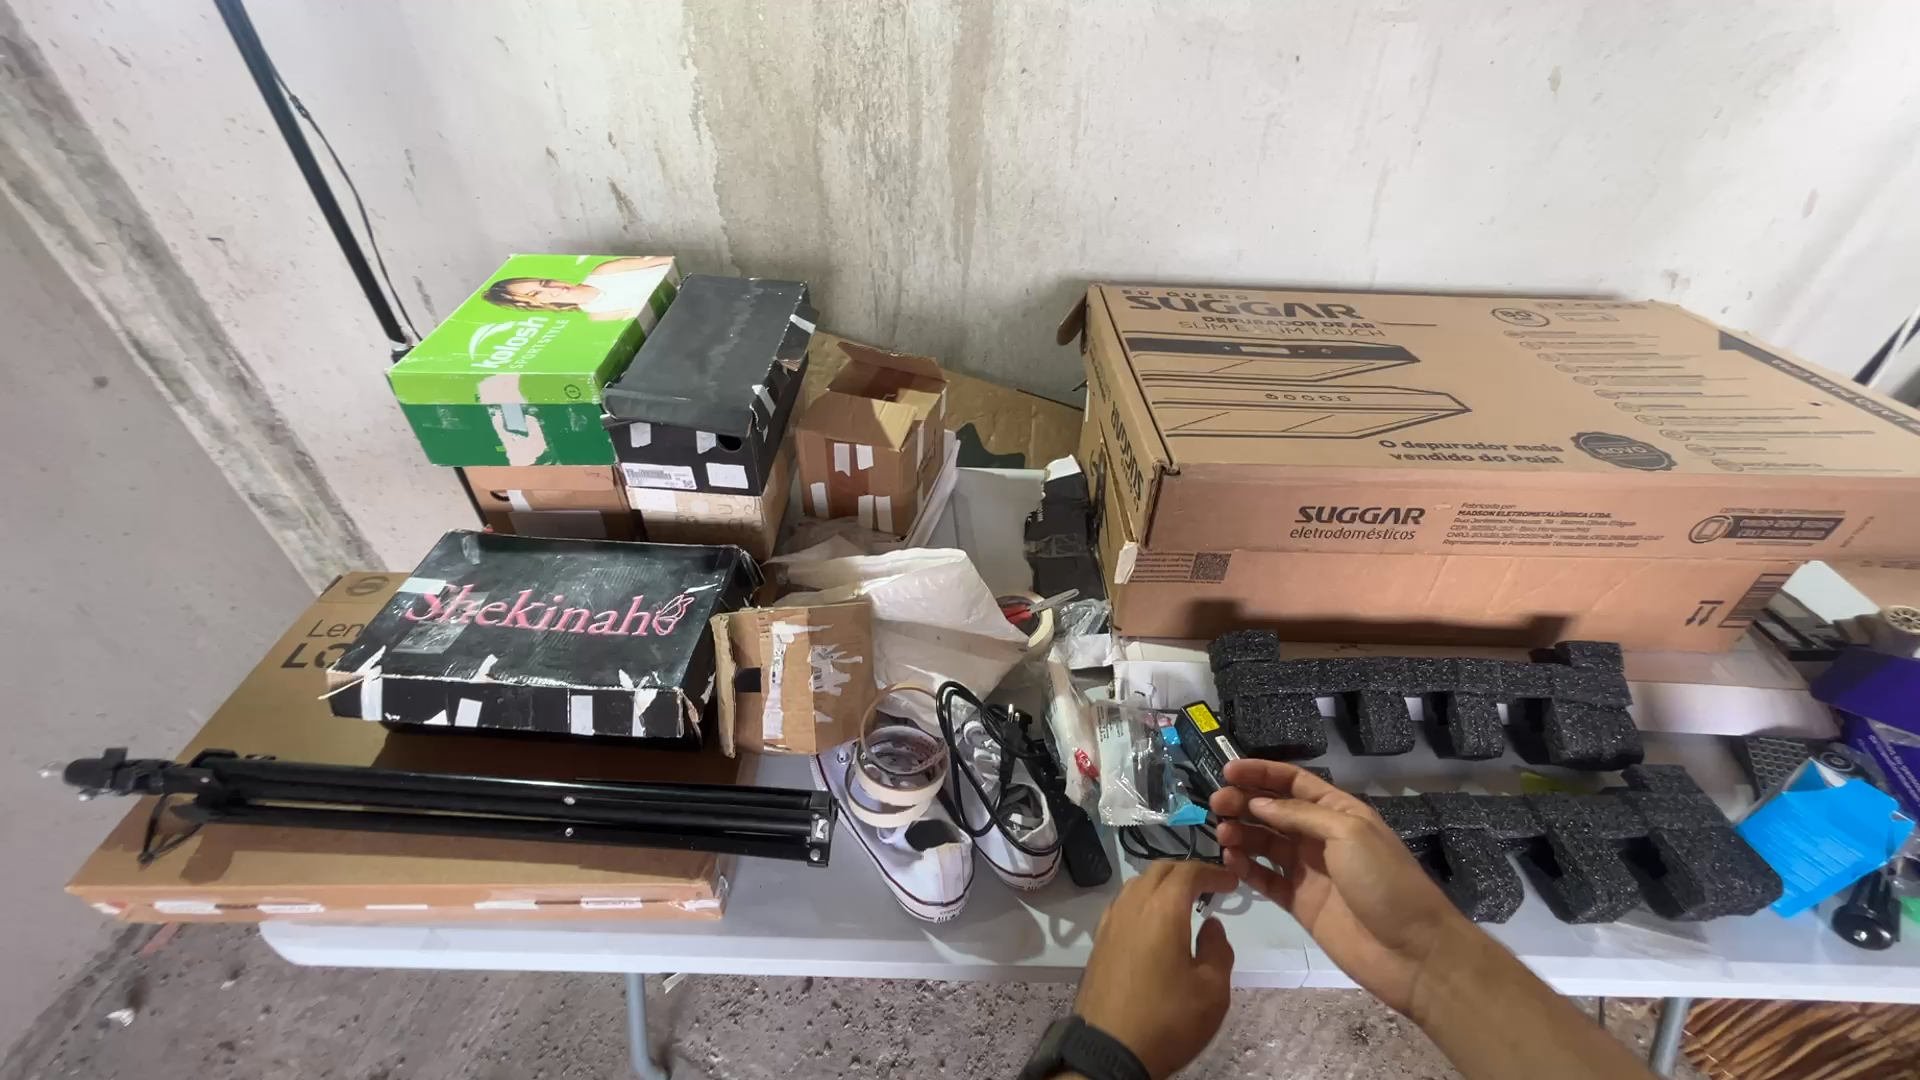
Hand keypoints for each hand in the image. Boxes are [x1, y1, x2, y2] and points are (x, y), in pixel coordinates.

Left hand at [1074, 859, 1239, 1079]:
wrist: (1109, 1047)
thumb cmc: (1167, 1019)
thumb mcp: (1211, 991)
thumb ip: (1217, 949)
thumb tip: (1210, 924)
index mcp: (1162, 909)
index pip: (1187, 873)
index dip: (1211, 872)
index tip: (1231, 882)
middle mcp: (1132, 904)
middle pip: (1159, 871)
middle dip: (1187, 872)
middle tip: (1210, 887)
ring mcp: (1111, 920)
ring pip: (1138, 884)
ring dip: (1162, 884)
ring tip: (1183, 901)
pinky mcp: (1100, 938)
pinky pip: (1123, 903)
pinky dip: (1143, 900)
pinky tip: (1152, 921)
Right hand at [1209, 759, 1470, 1015]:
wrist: (1415, 954)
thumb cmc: (1386, 882)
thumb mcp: (1348, 833)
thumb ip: (1299, 815)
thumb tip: (1257, 803)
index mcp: (1337, 812)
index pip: (1292, 783)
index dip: (1261, 773)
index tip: (1228, 770)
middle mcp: (1319, 836)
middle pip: (1272, 810)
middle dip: (1243, 802)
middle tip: (1217, 804)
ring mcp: (1308, 870)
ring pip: (1264, 842)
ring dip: (1241, 833)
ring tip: (1222, 832)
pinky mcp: (1299, 901)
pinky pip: (1265, 877)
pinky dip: (1245, 866)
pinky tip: (1230, 858)